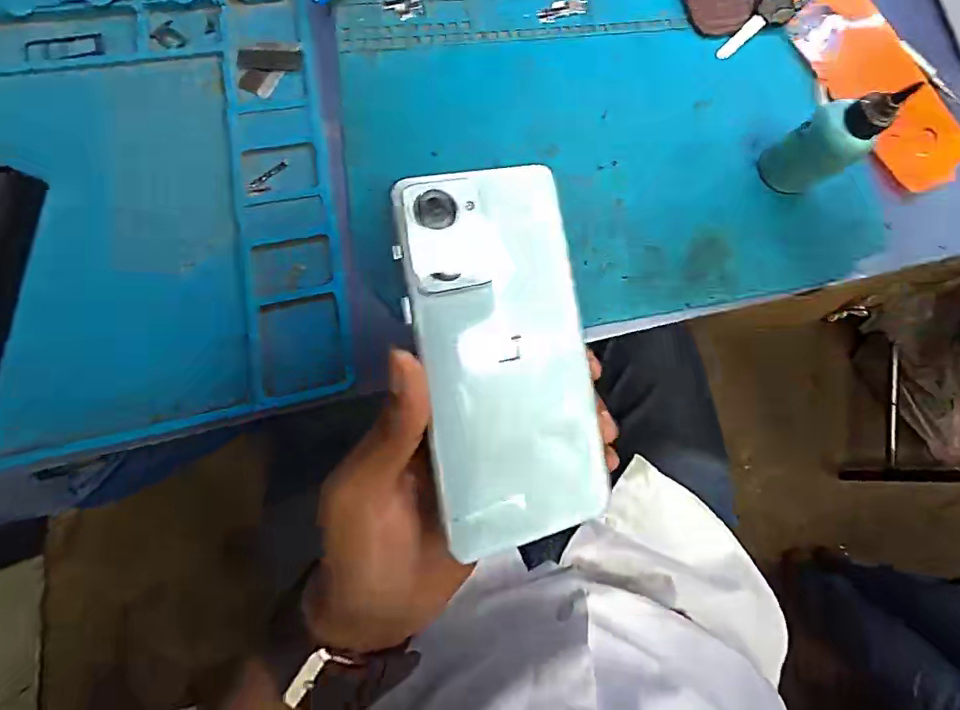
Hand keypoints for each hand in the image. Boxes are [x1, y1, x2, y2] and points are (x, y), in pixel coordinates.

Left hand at [304, 348, 619, 651]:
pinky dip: (573, 464)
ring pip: (537, 427)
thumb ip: (391, 429)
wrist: (372, 618)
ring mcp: (485, 463)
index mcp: (428, 413)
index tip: (558, 342)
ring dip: (575, 420)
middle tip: (594, 386)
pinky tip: (601, 467)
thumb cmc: (356, 544)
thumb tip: (403, 353)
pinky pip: (543, 471)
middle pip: (518, 390)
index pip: (476, 363)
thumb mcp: (364, 486)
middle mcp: (461, 428)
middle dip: (562, 382)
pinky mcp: (504, 498)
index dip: (517, 345)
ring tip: (604, 431)